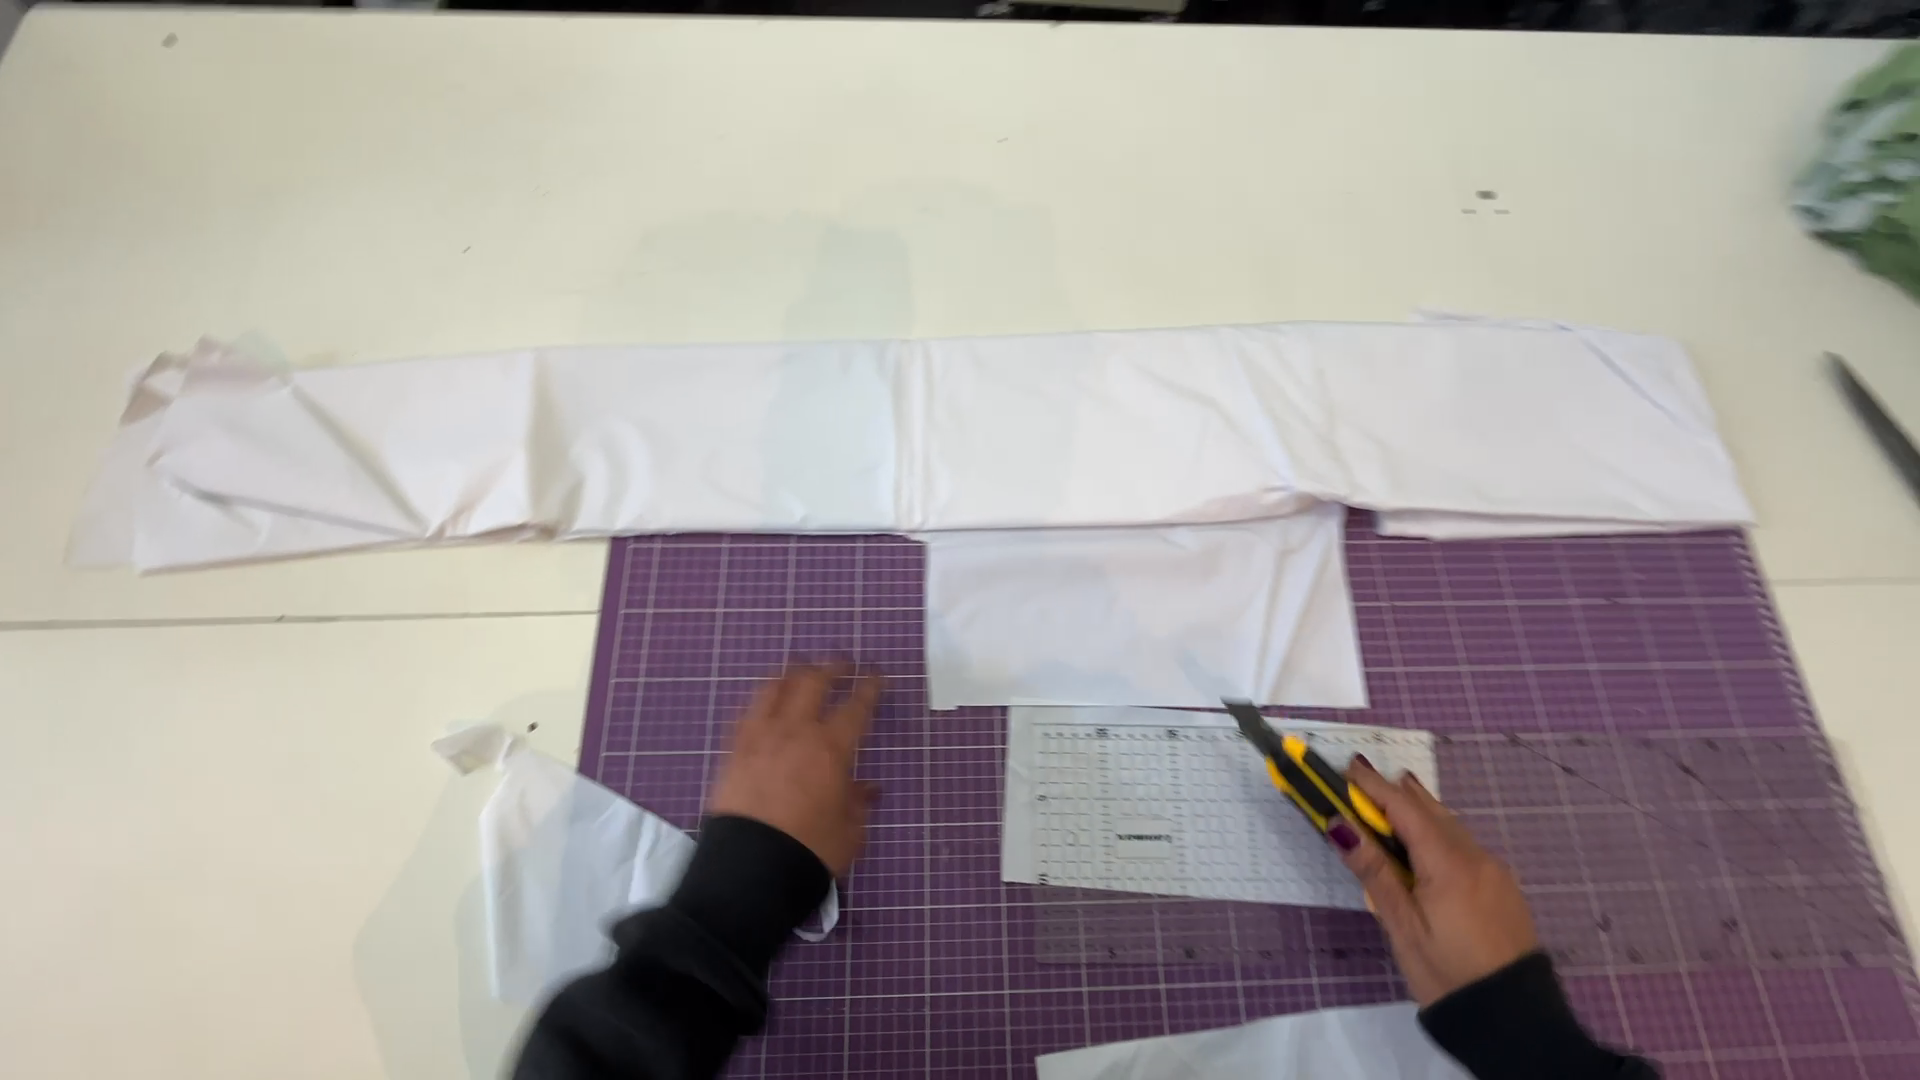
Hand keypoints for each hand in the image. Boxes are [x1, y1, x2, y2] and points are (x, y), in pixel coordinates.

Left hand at [707, 663, 883, 877]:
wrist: (747, 872)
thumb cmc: (809, 851)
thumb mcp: (849, 832)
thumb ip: (858, 802)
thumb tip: (867, 788)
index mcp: (831, 747)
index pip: (857, 705)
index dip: (870, 687)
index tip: (877, 675)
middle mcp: (795, 731)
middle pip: (813, 682)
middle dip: (832, 667)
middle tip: (842, 664)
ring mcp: (760, 737)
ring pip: (775, 687)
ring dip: (793, 673)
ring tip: (802, 671)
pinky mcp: (733, 750)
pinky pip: (749, 711)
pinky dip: (763, 699)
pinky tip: (767, 702)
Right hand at [1331, 757, 1538, 1005]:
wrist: (1518, 1027)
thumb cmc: (1449, 975)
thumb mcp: (1402, 926)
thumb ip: (1373, 870)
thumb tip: (1338, 824)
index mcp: (1449, 864)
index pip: (1404, 807)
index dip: (1372, 785)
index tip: (1344, 767)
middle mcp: (1477, 857)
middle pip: (1429, 809)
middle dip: (1391, 793)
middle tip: (1355, 786)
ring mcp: (1495, 872)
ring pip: (1448, 825)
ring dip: (1413, 812)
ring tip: (1381, 809)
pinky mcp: (1502, 888)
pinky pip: (1461, 844)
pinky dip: (1433, 832)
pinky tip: (1417, 846)